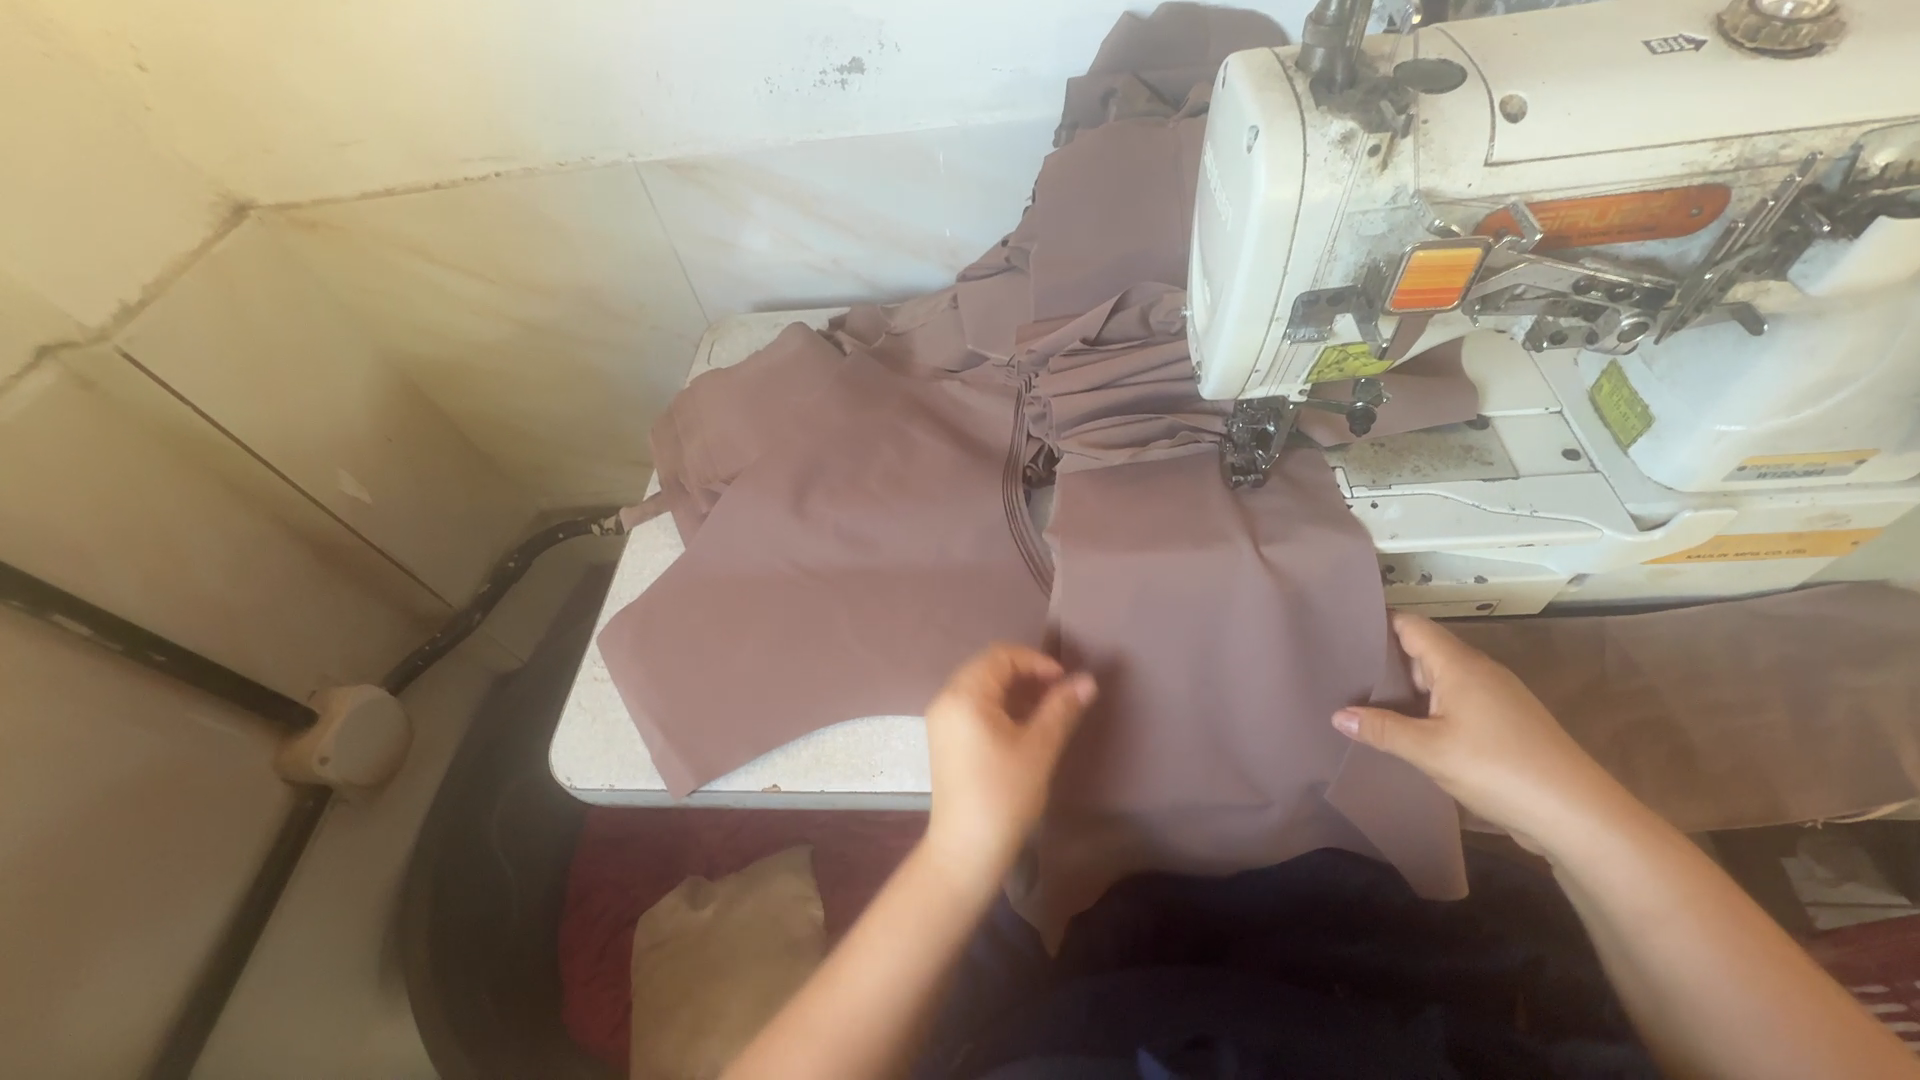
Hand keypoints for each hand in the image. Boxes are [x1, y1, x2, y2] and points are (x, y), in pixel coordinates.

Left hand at [922, 644, 1095, 881]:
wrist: (967, 849)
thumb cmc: (1004, 794)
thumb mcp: (1039, 748)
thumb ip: (1062, 708)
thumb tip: (1087, 680)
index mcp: (964, 695)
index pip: (1001, 656)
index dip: (1036, 661)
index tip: (1064, 682)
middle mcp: (946, 700)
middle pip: (988, 669)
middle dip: (1027, 675)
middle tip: (1059, 694)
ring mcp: (942, 721)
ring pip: (982, 689)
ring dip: (1016, 691)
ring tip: (1048, 711)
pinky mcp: (946, 740)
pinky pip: (974, 708)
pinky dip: (1001, 708)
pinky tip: (1025, 727)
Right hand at [1331, 612, 1631, 852]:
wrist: (1577, 814)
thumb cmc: (1499, 768)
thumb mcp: (1429, 751)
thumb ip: (1382, 730)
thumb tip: (1338, 715)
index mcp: (1460, 665)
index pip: (1412, 625)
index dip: (1378, 622)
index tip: (1340, 628)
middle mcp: (1478, 671)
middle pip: (1423, 650)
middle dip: (1383, 658)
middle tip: (1339, 668)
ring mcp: (1495, 697)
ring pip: (1439, 679)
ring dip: (1405, 688)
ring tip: (1361, 699)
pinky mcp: (1503, 723)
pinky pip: (1454, 701)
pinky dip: (1426, 708)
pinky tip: (1405, 729)